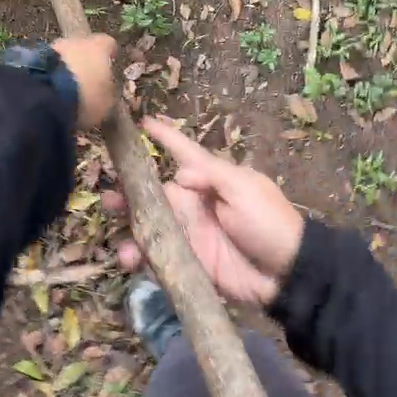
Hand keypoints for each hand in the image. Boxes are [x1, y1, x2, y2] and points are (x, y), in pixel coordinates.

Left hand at [52, 35, 115, 129]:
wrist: (44, 95)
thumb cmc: (85, 97)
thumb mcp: (106, 103)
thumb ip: (108, 93)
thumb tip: (106, 90)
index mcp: (98, 47)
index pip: (108, 44)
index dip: (109, 54)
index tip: (110, 63)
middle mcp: (76, 40)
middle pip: (83, 47)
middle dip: (84, 61)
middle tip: (85, 81)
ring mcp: (53, 46)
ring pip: (63, 55)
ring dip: (64, 68)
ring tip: (64, 89)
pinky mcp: (33, 56)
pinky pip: (48, 65)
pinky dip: (50, 75)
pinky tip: (50, 90)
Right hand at [110, 117, 304, 305]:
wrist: (288, 274)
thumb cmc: (269, 222)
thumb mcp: (244, 189)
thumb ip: (211, 176)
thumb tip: (177, 172)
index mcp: (209, 178)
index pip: (182, 152)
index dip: (163, 136)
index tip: (141, 121)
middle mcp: (192, 202)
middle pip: (153, 192)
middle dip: (128, 190)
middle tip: (108, 193)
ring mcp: (187, 233)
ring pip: (148, 224)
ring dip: (128, 223)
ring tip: (114, 223)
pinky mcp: (186, 262)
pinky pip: (155, 256)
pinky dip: (138, 256)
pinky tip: (128, 258)